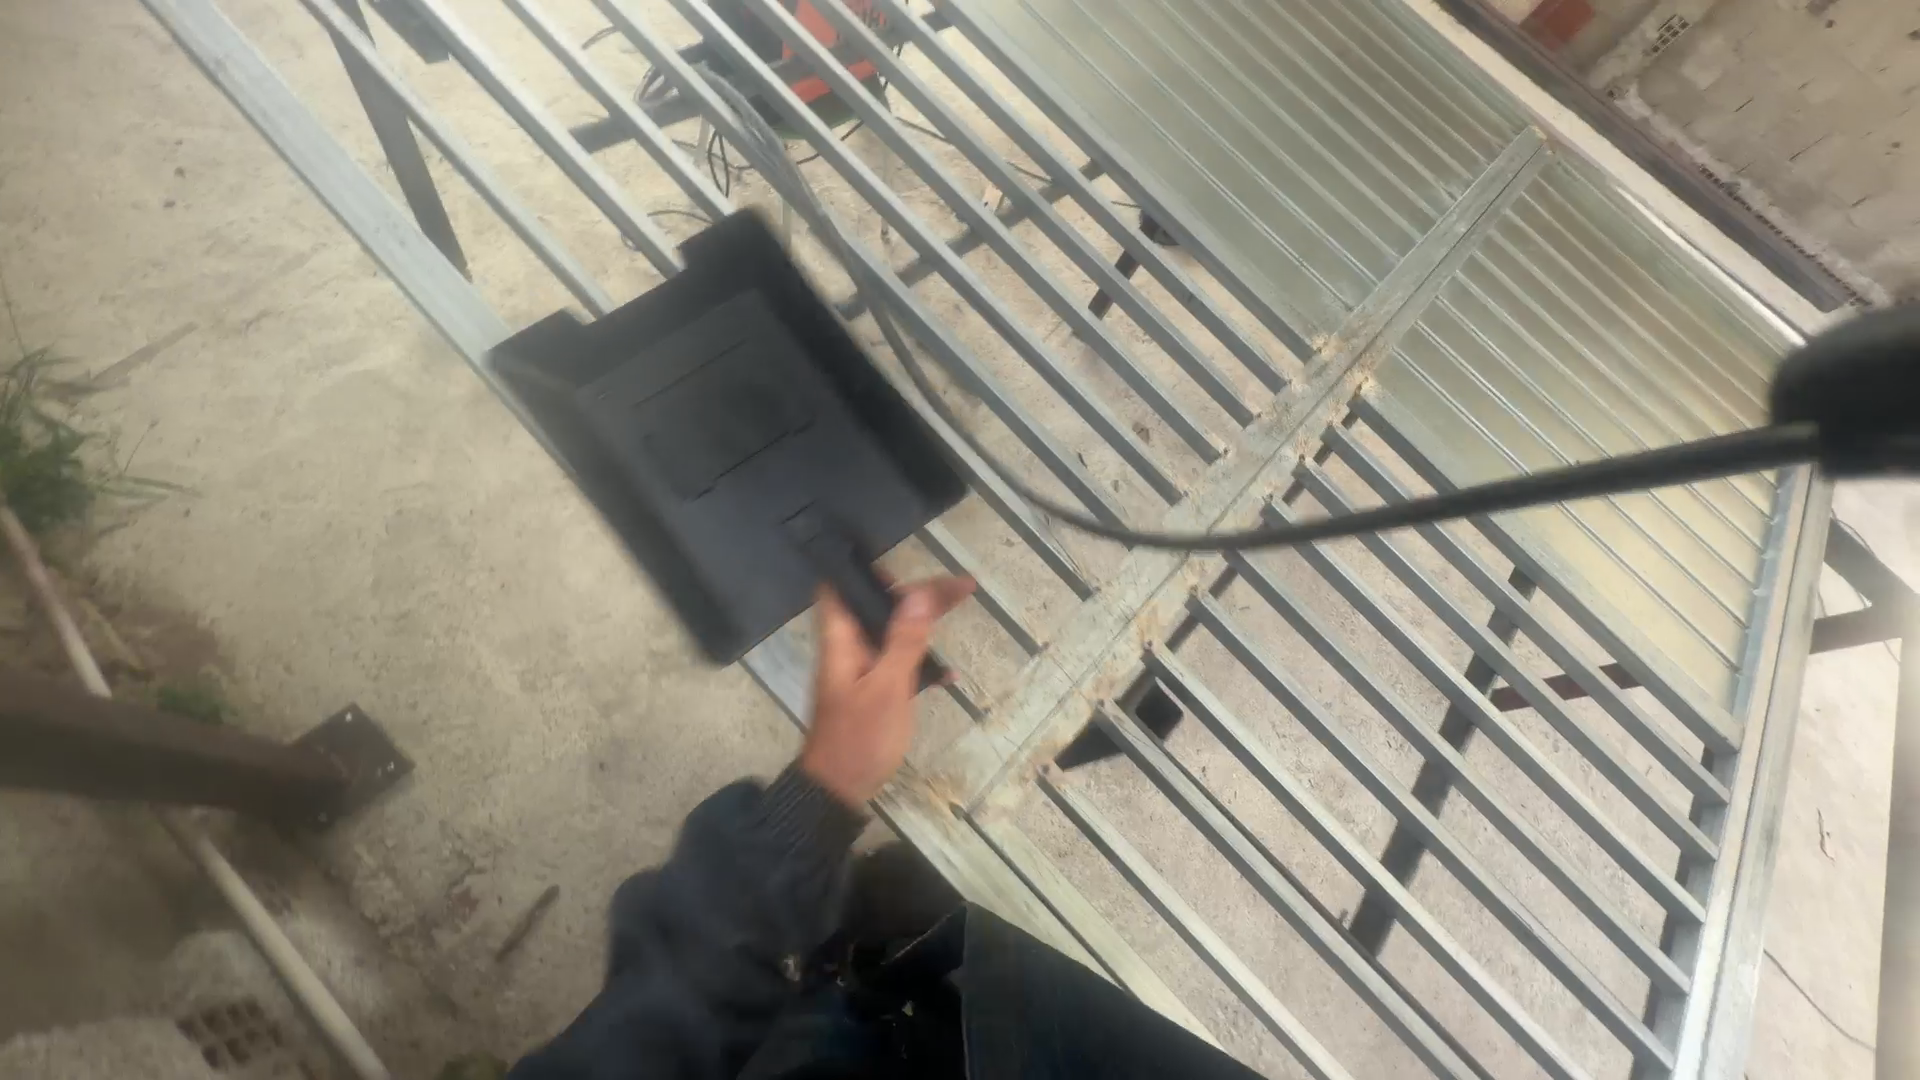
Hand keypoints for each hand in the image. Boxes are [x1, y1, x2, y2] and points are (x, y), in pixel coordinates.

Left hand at [799, 576, 973, 806]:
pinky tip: (949, 674)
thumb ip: (903, 640)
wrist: (839, 790)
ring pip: (892, 632)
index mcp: (842, 638)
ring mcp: (861, 669)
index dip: (864, 568)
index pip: (840, 585)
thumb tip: (920, 592)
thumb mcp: (887, 687)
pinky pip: (900, 663)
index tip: (902, 559)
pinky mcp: (873, 690)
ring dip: (923, 621)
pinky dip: (922, 661)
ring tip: (961, 602)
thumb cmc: (859, 736)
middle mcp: (848, 646)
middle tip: (958, 586)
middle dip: (916, 593)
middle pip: (878, 605)